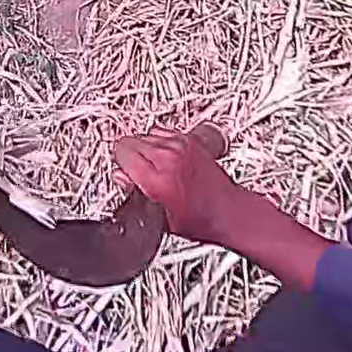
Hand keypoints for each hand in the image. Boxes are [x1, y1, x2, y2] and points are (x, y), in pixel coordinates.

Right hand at [112, 125, 239, 245]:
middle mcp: (168, 157)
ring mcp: (180, 145)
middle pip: (131, 141)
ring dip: (146, 148)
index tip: (126, 173)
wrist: (231, 212)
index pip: (122, 151)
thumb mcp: (159, 219)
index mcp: (157, 179)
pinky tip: (167, 159)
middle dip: (132, 155)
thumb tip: (120, 176)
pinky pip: (161, 131)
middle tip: (142, 174)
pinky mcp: (189, 139)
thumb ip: (134, 193)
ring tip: (156, 167)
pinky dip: (160, 142)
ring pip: (145, 134)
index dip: (122, 164)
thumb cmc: (201, 220)